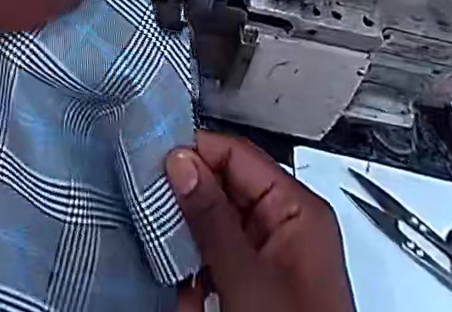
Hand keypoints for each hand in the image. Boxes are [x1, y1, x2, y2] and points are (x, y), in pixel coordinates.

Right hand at [167, 132, 355, 311]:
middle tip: (156, 219)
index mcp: (296, 210)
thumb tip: (179, 161)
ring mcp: (271, 255)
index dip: (194, 155)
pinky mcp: (257, 284)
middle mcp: (285, 224)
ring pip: (213, 224)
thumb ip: (210, 217)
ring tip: (178, 274)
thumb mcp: (247, 281)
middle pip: (221, 186)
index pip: (234, 153)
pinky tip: (190, 300)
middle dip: (188, 210)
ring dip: (188, 247)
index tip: (155, 167)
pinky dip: (198, 277)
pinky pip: (216, 258)